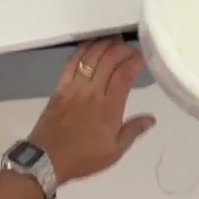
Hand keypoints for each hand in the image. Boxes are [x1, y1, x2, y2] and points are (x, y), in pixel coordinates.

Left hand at [27, 39, 156, 184]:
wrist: (48, 158)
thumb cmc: (84, 157)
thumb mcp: (114, 151)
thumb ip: (133, 131)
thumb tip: (151, 118)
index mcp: (108, 108)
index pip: (123, 76)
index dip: (133, 62)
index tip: (141, 56)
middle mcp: (92, 92)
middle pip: (108, 61)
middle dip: (121, 50)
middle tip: (131, 47)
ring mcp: (74, 87)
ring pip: (90, 58)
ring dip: (102, 45)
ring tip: (114, 41)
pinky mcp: (60, 87)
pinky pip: (71, 63)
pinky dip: (82, 51)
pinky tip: (89, 46)